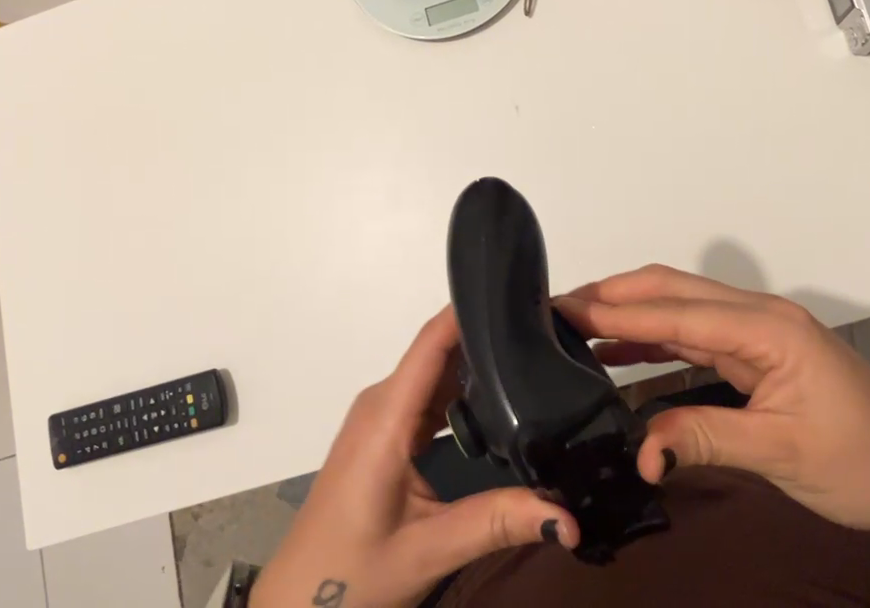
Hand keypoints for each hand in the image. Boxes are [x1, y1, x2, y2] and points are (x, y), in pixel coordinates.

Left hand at [252, 309, 578, 607]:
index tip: (515, 293)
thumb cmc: (352, 571)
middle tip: (545, 329)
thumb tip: (569, 517)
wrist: (300, 601)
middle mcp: (382, 404)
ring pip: (433, 375)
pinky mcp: (384, 436)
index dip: (468, 311)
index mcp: (386, 416)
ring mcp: (381, 419)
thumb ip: (496, 523)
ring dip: (475, 363)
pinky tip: (499, 399)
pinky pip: (426, 398)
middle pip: (436, 352)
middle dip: (486, 335)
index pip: (430, 343)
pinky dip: (461, 391)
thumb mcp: (428, 550)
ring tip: (533, 355)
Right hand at [559, 264, 869, 533]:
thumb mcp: (783, 453)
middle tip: (557, 307)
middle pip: (673, 289)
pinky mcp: (753, 352)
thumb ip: (706, 439)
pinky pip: (691, 334)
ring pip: (679, 306)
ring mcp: (756, 332)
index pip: (680, 314)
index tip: (567, 309)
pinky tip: (615, 348)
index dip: (620, 311)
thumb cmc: (865, 464)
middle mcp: (758, 317)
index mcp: (769, 330)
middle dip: (615, 294)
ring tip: (573, 320)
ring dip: (628, 310)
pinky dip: (651, 336)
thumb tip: (640, 451)